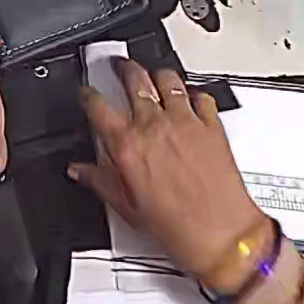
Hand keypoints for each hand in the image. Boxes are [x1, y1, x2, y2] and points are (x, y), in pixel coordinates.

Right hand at [69, 58, 267, 285]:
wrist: (222, 237)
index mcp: (128, 144)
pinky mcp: (211, 125)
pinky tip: (189, 100)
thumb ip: (100, 181)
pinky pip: (201, 96)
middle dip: (124, 68)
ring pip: (168, 79)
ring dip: (157, 75)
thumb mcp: (127, 208)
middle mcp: (155, 125)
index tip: (87, 93)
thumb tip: (81, 170)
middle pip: (135, 79)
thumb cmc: (178, 227)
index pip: (98, 105)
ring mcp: (185, 121)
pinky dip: (193, 94)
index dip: (88, 94)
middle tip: (120, 67)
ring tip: (153, 77)